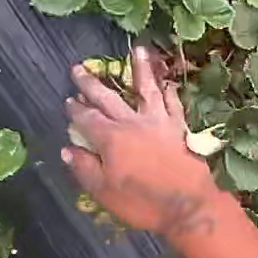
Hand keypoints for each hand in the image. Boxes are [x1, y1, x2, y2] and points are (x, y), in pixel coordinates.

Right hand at [63, 46, 226, 241]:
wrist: (190, 208)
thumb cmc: (142, 203)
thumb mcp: (104, 191)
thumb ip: (84, 168)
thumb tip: (67, 149)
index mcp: (110, 139)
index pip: (87, 119)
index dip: (75, 110)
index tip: (68, 101)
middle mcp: (132, 123)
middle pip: (108, 98)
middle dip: (91, 84)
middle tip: (78, 68)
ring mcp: (159, 122)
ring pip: (146, 89)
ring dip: (140, 69)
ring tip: (137, 49)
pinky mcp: (180, 127)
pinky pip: (173, 103)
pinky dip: (169, 91)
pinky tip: (166, 82)